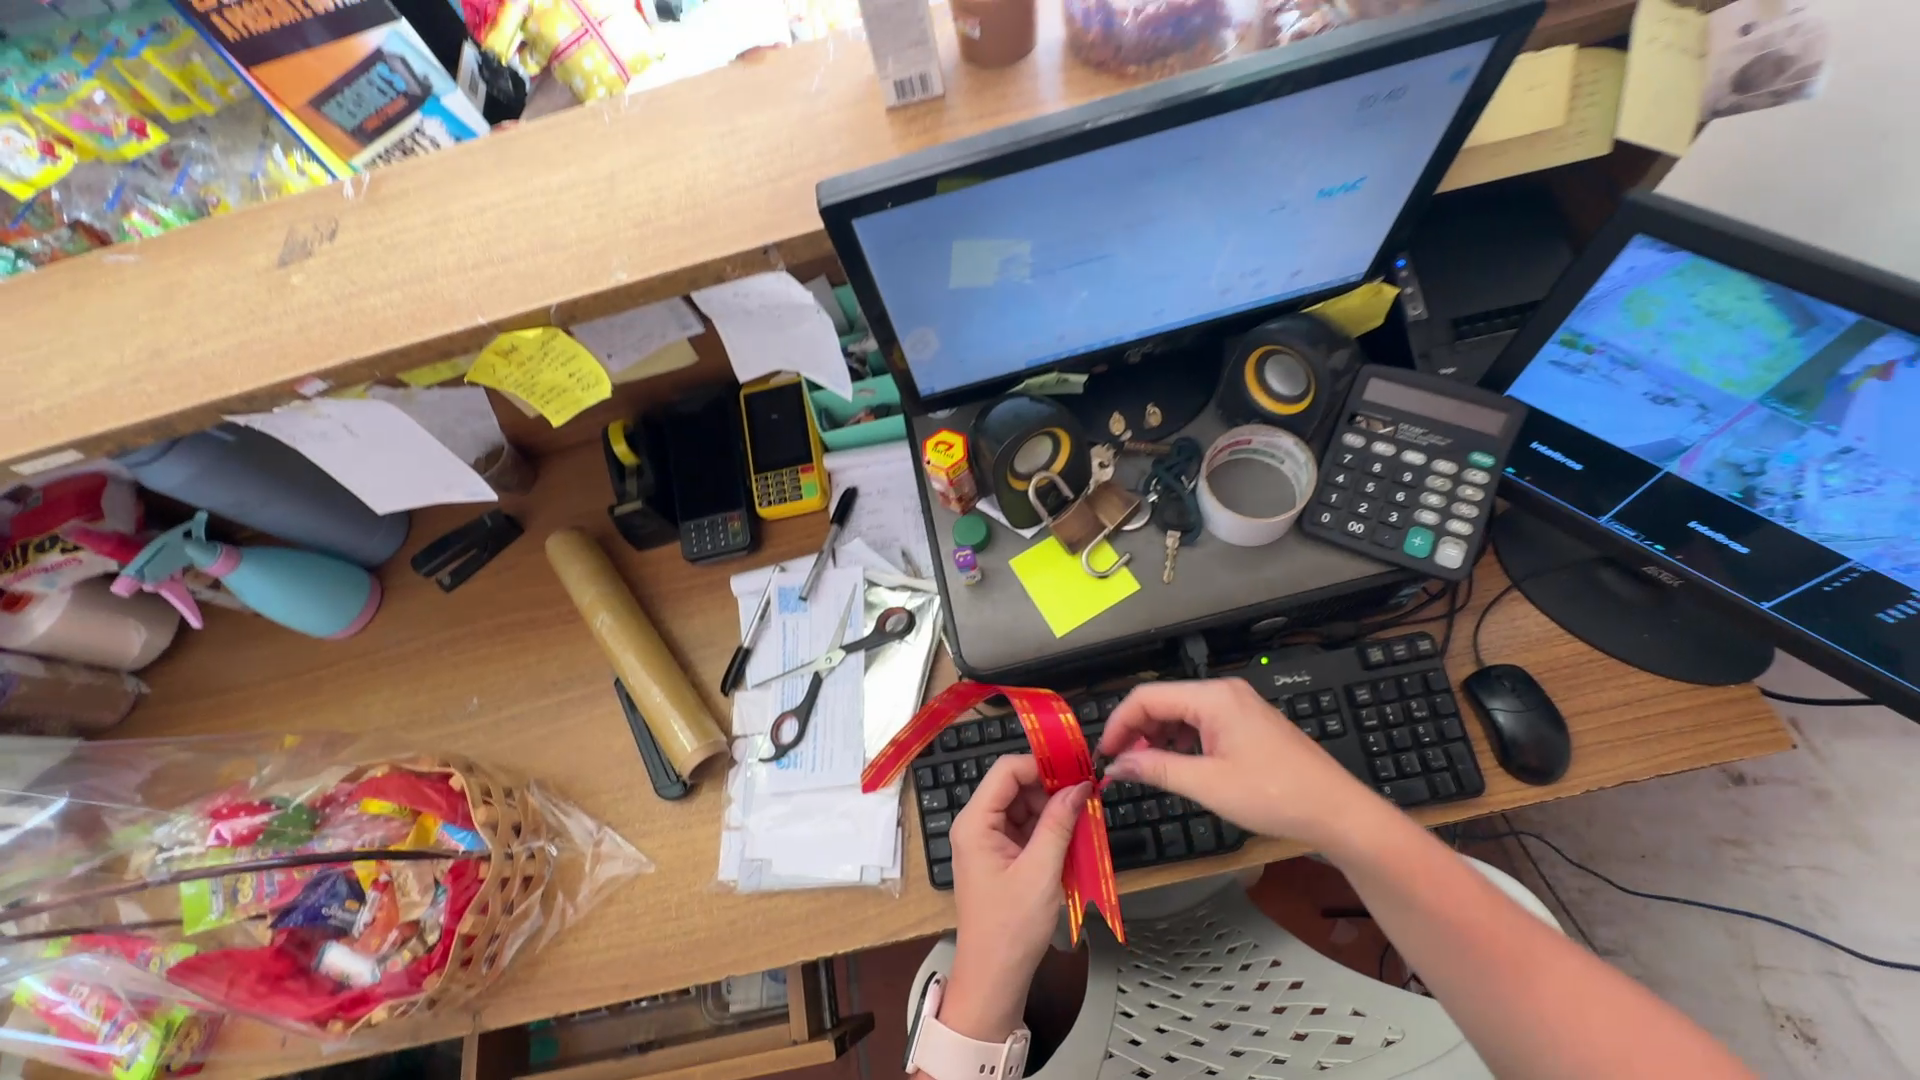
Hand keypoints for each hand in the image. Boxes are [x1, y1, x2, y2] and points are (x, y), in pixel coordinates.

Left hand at [941, 754, 1089, 1042]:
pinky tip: (1072, 836)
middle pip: (1016, 786)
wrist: (994, 977)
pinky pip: (1026, 828)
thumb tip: (1079, 785)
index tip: (1076, 768)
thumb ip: (1059, 823)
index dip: (1041, 764)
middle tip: (1087, 794)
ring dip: (1053, 809)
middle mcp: (977, 824)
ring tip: (1084, 817)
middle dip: (1051, 788)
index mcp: (975, 822)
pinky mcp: (1001, 856)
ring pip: (1024, 806)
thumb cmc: (1011, 927)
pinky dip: (1049, 829)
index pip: (1006, 770)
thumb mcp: (1041, 871)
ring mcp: (988, 840)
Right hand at [1098, 678, 1382, 852]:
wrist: (1337, 812)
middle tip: (1121, 765)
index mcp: (1213, 698)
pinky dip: (1181, 741)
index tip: (1105, 754)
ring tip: (1147, 769)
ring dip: (1157, 737)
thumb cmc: (1276, 795)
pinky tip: (1178, 765)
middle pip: (1163, 701)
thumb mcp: (1207, 785)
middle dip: (1137, 731)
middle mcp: (1224, 693)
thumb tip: (1118, 766)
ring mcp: (1239, 706)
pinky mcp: (1248, 723)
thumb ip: (1156, 770)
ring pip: (1180, 713)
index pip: (1147, 697)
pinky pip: (1201, 723)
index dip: (1119, 723)